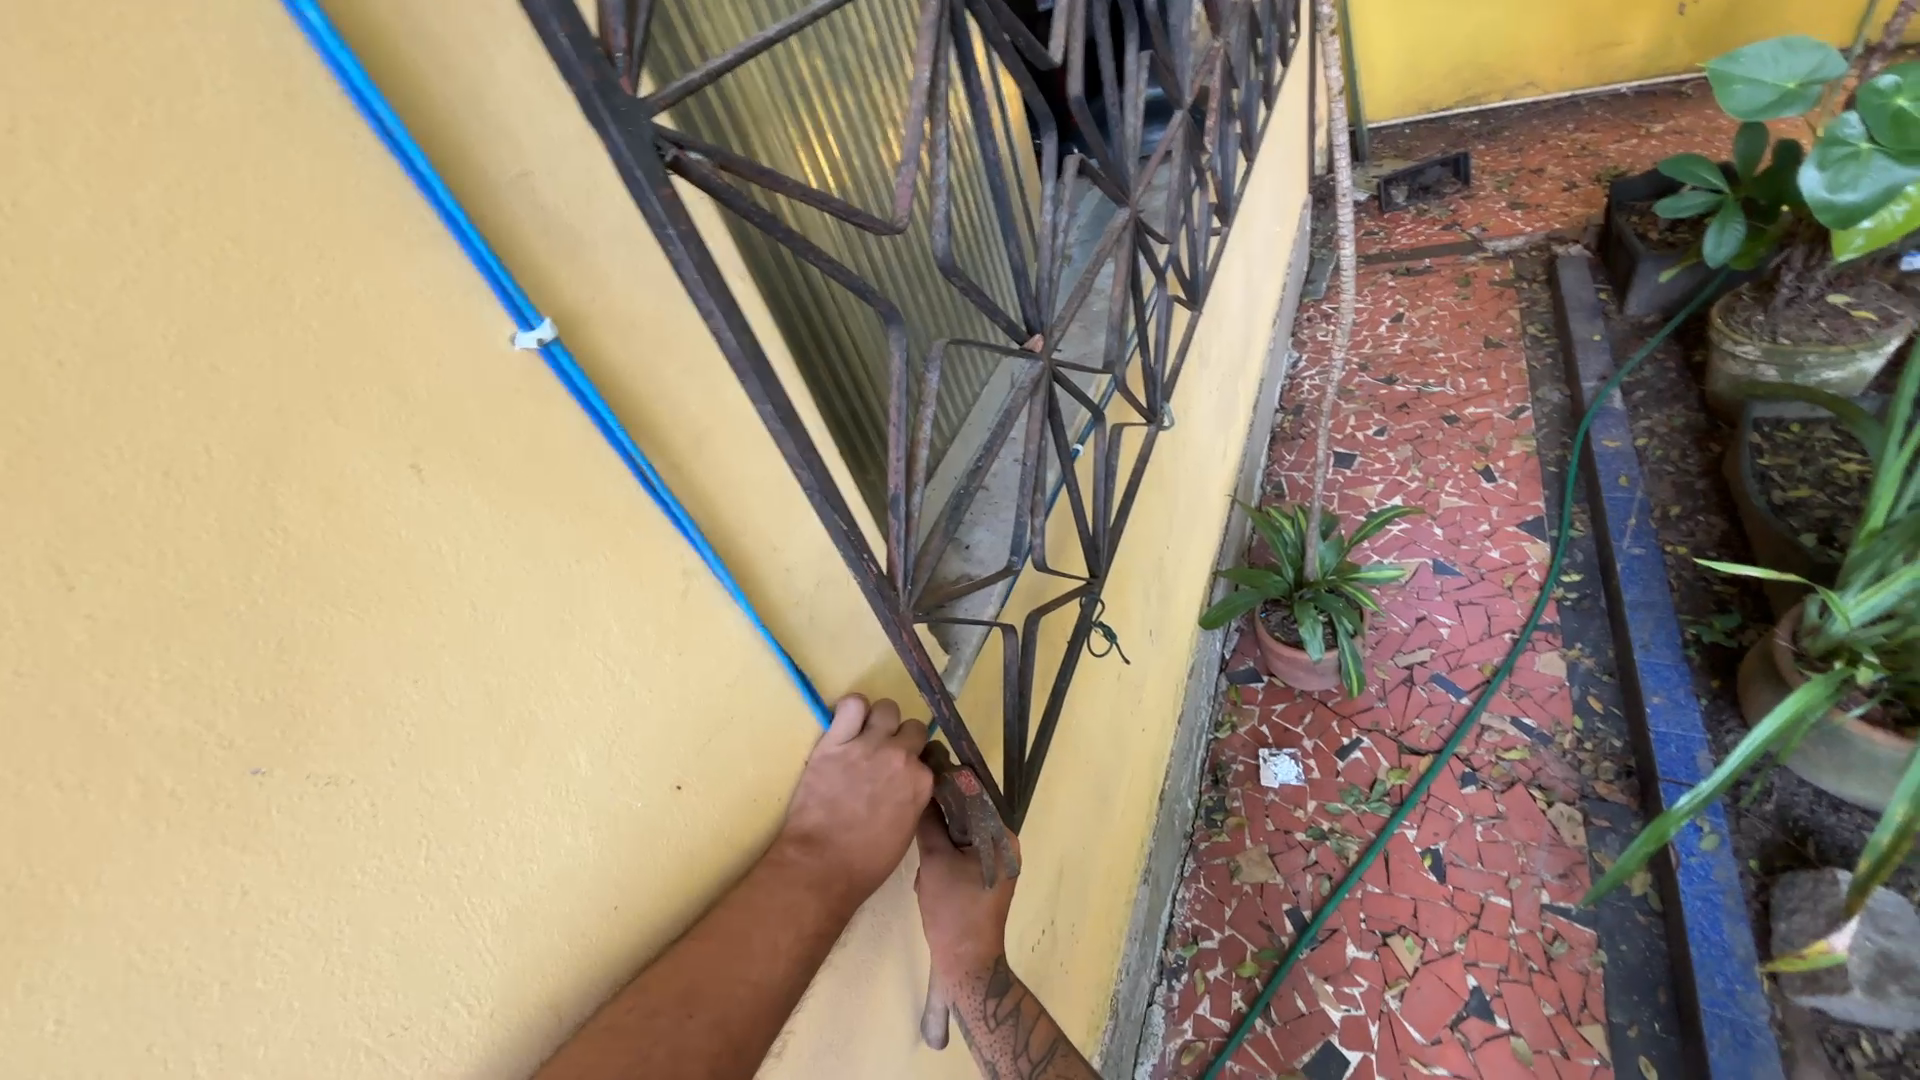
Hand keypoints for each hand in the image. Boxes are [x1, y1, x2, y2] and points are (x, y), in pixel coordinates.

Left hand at [774, 695, 931, 907]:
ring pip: (887, 708)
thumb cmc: (866, 861)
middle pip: (912, 727)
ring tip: (864, 735)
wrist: (821, 864)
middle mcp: (901, 756)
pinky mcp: (836, 741)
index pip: (929, 753)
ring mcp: (869, 745)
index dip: (914, 761)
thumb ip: (913, 797)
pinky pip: (852, 704)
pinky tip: (845, 723)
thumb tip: (907, 783)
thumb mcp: (906, 830)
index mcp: (922, 781)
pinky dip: (851, 709)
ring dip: (879, 720)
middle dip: (901, 738)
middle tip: (883, 754)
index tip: (902, 769)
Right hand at [915, 802, 1017, 987]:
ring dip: (938, 851)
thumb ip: (929, 823)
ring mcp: (996, 866)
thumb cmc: (954, 909)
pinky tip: (929, 882)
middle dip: (940, 829)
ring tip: (925, 871)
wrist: (965, 964)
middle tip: (919, 838)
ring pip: (960, 840)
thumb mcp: (935, 860)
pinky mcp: (984, 881)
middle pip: (966, 820)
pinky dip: (943, 865)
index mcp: (1003, 838)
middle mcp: (1005, 847)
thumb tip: (922, 791)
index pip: (974, 800)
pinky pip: (961, 858)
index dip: (946, 793)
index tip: (921, 791)